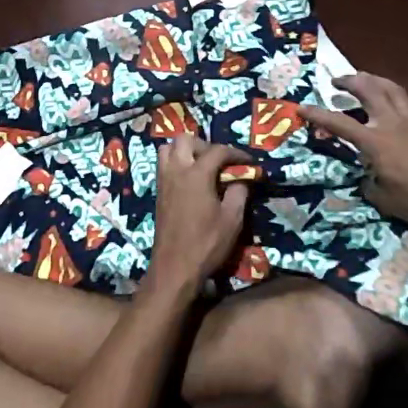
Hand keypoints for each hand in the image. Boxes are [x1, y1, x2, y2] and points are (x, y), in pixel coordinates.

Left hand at [148, 134, 250, 293]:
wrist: (174, 267)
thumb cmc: (206, 243)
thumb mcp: (232, 219)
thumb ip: (239, 192)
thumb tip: (241, 179)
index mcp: (196, 174)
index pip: (218, 150)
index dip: (236, 153)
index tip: (249, 162)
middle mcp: (176, 170)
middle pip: (185, 139)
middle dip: (205, 144)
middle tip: (220, 161)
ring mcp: (164, 180)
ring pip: (168, 149)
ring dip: (185, 151)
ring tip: (202, 167)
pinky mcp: (158, 192)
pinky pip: (164, 164)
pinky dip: (177, 163)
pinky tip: (191, 180)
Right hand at [299, 73, 407, 235]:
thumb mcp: (385, 201)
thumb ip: (370, 185)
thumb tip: (367, 177)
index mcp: (377, 142)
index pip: (340, 124)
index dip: (319, 115)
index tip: (302, 107)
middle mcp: (394, 123)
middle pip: (369, 90)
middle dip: (350, 81)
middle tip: (337, 80)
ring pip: (393, 88)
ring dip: (375, 80)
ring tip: (365, 79)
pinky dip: (399, 95)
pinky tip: (398, 100)